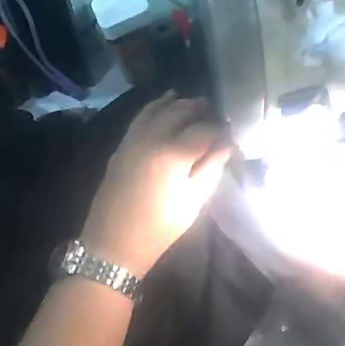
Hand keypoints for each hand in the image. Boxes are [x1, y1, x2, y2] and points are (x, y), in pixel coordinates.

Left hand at [81, 94, 230, 275]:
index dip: (220, 130)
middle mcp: (152, 139)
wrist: (113, 245)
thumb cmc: (159, 229)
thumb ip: (211, 168)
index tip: (231, 133)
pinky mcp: (121, 147)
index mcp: (173, 154)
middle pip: (179, 111)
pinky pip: (140, 118)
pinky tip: (163, 106)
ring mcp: (132, 140)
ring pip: (156, 109)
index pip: (204, 130)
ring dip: (175, 103)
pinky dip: (153, 108)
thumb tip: (226, 144)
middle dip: (198, 108)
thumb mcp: (194, 202)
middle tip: (214, 109)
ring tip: (191, 101)